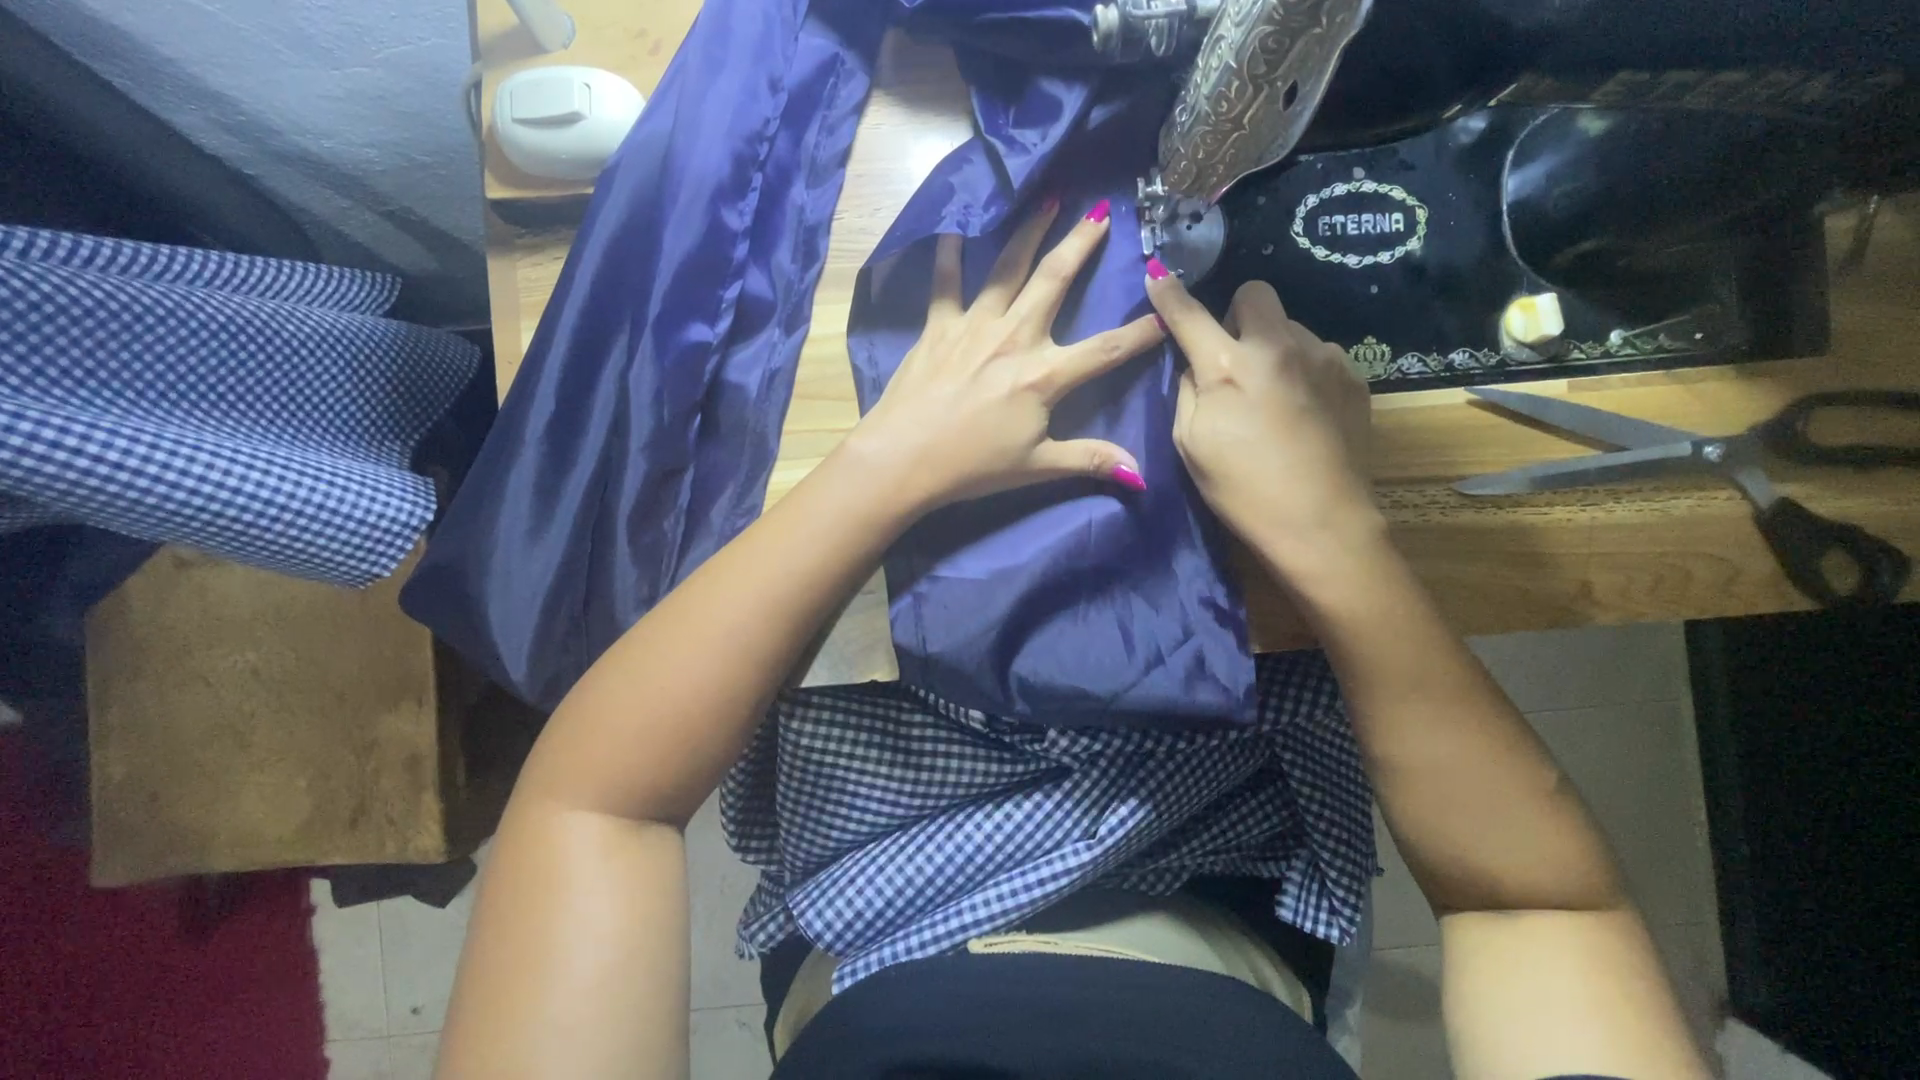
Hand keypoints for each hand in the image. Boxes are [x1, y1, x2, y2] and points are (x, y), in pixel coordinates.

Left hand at [845, 200, 1164, 511]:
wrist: (903, 458)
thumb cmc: (972, 466)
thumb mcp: (1037, 468)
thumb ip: (1089, 460)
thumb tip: (1138, 474)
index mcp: (1045, 375)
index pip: (1106, 350)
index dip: (1142, 333)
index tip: (1168, 312)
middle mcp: (1015, 337)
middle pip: (1055, 280)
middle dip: (1081, 243)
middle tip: (1100, 211)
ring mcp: (974, 326)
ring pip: (1008, 268)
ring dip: (1029, 231)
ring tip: (1047, 200)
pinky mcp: (938, 327)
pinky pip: (946, 281)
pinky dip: (950, 252)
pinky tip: (955, 226)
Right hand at [1146, 269, 1381, 569]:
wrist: (1321, 523)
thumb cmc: (1242, 491)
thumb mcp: (1190, 445)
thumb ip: (1188, 392)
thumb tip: (1196, 365)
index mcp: (1228, 367)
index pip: (1190, 315)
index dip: (1170, 294)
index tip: (1158, 276)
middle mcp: (1278, 346)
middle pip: (1255, 294)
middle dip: (1238, 315)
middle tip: (1233, 357)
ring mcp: (1323, 357)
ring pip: (1289, 328)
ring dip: (1274, 348)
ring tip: (1275, 396)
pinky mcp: (1353, 376)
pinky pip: (1318, 355)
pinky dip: (1303, 371)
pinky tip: (1303, 410)